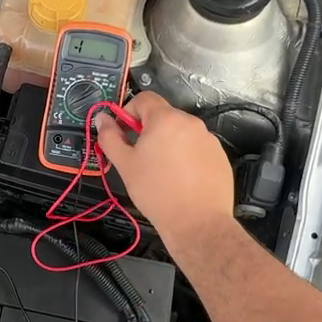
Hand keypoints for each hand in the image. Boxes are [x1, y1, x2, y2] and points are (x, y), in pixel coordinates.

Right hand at [95, 92, 234, 240]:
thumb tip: (102, 120)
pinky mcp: (219, 156)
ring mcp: (208, 139)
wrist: (197, 222)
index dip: (128, 111)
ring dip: (167, 144)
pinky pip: (196, 148)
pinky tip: (180, 179)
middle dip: (148, 131)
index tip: (123, 131)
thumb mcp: (125, 164)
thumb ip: (110, 137)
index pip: (144, 99)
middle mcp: (191, 123)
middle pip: (163, 116)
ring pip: (180, 133)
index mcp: (166, 119)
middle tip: (139, 156)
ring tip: (161, 171)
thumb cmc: (157, 192)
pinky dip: (185, 157)